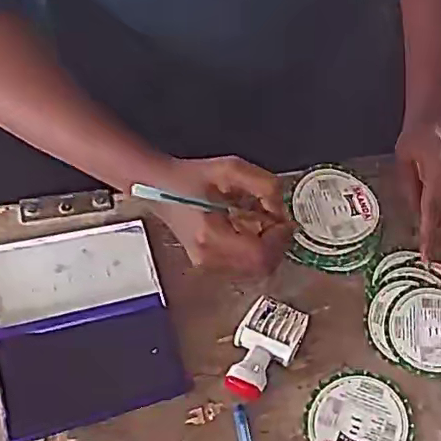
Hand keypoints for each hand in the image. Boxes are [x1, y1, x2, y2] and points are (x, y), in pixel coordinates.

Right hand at [153, 156, 292, 274]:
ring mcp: (206, 265)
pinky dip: (255, 254)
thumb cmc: (193, 176)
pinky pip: (244, 270)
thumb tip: (281, 211)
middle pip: (261, 268)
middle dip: (276, 246)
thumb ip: (265, 186)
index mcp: (211, 235)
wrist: (158, 186)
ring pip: (255, 272)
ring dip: (267, 251)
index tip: (283, 221)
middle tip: (276, 225)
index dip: (279, 240)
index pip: (260, 255)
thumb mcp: (232, 168)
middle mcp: (208, 257)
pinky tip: (249, 235)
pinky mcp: (208, 267)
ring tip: (261, 228)